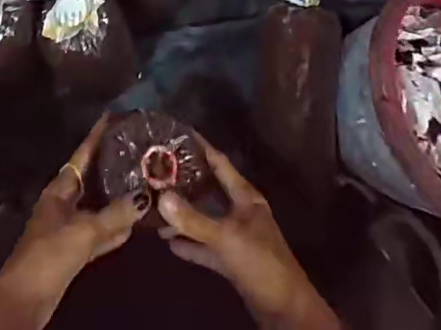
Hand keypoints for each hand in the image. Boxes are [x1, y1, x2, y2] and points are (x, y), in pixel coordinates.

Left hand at [0, 114, 144, 329]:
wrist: (23, 302)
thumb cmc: (48, 254)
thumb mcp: (84, 230)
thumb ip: (116, 214)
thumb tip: (147, 197)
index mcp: (60, 189)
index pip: (82, 153)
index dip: (98, 135)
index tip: (115, 115)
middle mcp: (63, 202)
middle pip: (92, 177)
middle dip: (113, 164)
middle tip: (140, 147)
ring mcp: (67, 227)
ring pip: (97, 205)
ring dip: (117, 198)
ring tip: (144, 181)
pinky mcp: (71, 250)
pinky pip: (98, 230)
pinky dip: (114, 226)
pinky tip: (134, 224)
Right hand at [157, 135, 340, 329]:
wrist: (284, 307)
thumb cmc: (260, 260)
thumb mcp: (226, 237)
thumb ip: (194, 220)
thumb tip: (162, 196)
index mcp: (244, 195)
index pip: (220, 163)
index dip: (201, 147)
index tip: (179, 134)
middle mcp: (240, 210)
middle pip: (210, 190)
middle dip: (186, 182)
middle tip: (158, 172)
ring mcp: (236, 235)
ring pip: (206, 219)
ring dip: (185, 216)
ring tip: (156, 209)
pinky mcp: (232, 259)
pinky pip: (206, 246)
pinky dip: (190, 243)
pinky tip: (170, 242)